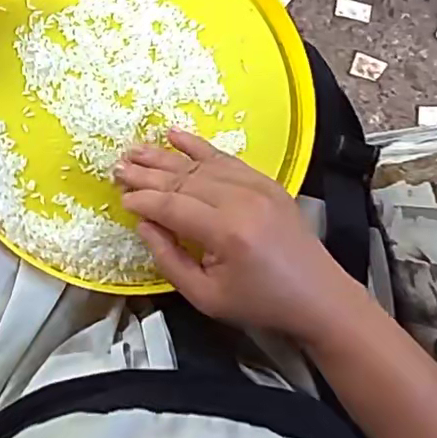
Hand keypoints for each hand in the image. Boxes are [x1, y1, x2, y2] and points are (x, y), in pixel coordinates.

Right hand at [116, 129, 372, 344]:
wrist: (319, 296)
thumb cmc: (260, 303)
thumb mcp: (206, 297)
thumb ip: (169, 259)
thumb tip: (144, 223)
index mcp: (228, 232)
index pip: (172, 206)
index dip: (143, 200)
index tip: (120, 198)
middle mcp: (242, 199)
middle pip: (183, 179)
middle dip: (146, 173)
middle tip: (117, 167)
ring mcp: (257, 185)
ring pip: (200, 164)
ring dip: (164, 156)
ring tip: (134, 149)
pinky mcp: (265, 181)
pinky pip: (224, 157)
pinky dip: (197, 145)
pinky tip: (174, 135)